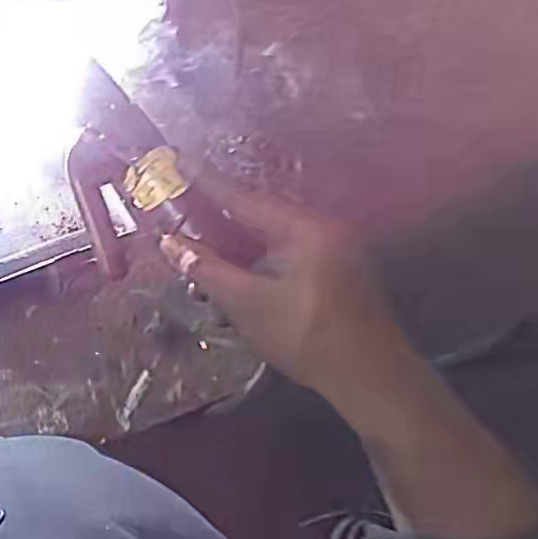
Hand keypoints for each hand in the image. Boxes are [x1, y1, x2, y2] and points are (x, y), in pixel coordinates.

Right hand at [158, 176, 419, 408]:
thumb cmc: (304, 335)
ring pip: (269, 231)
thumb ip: (205, 266)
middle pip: (259, 211)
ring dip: (232, 232)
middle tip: (181, 195)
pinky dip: (251, 248)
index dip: (207, 183)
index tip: (179, 162)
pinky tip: (228, 257)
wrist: (368, 376)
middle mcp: (324, 230)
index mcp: (306, 230)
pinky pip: (281, 246)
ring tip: (195, 225)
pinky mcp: (332, 267)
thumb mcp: (244, 301)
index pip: (245, 199)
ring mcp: (332, 248)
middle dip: (217, 207)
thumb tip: (169, 241)